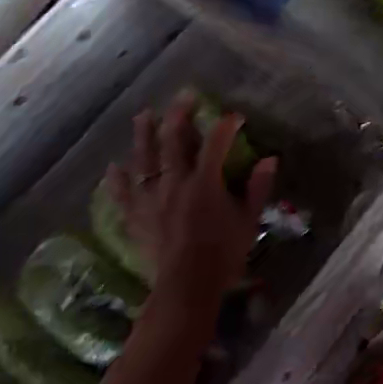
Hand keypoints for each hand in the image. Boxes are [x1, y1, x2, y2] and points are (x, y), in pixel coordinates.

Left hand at [105, 94, 276, 312]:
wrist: (187, 286)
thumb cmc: (223, 254)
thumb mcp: (248, 221)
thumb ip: (257, 188)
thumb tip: (269, 160)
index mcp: (205, 181)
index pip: (216, 142)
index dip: (225, 125)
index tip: (234, 117)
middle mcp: (175, 182)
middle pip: (173, 140)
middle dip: (179, 115)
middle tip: (183, 97)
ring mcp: (151, 198)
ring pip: (143, 159)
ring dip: (143, 134)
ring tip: (143, 115)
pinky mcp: (136, 217)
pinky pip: (123, 194)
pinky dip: (117, 180)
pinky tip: (113, 167)